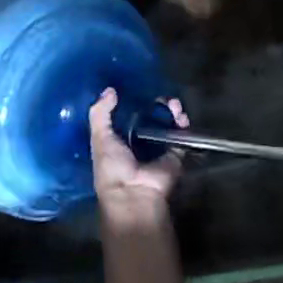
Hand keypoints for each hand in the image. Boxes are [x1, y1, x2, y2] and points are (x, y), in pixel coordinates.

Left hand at [89, 88, 187, 226]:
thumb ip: (100, 113)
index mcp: (118, 140)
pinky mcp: (175, 155)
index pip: (128, 116)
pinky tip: (180, 116)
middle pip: (151, 118)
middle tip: (160, 96)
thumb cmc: (112, 166)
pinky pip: (181, 136)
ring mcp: (159, 149)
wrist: (134, 193)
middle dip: (157, 106)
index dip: (134, 103)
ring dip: (172, 111)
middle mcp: (139, 143)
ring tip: (173, 103)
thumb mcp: (100, 137)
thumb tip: (110, 90)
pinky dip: (183, 125)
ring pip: (168, 124)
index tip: (139, 90)